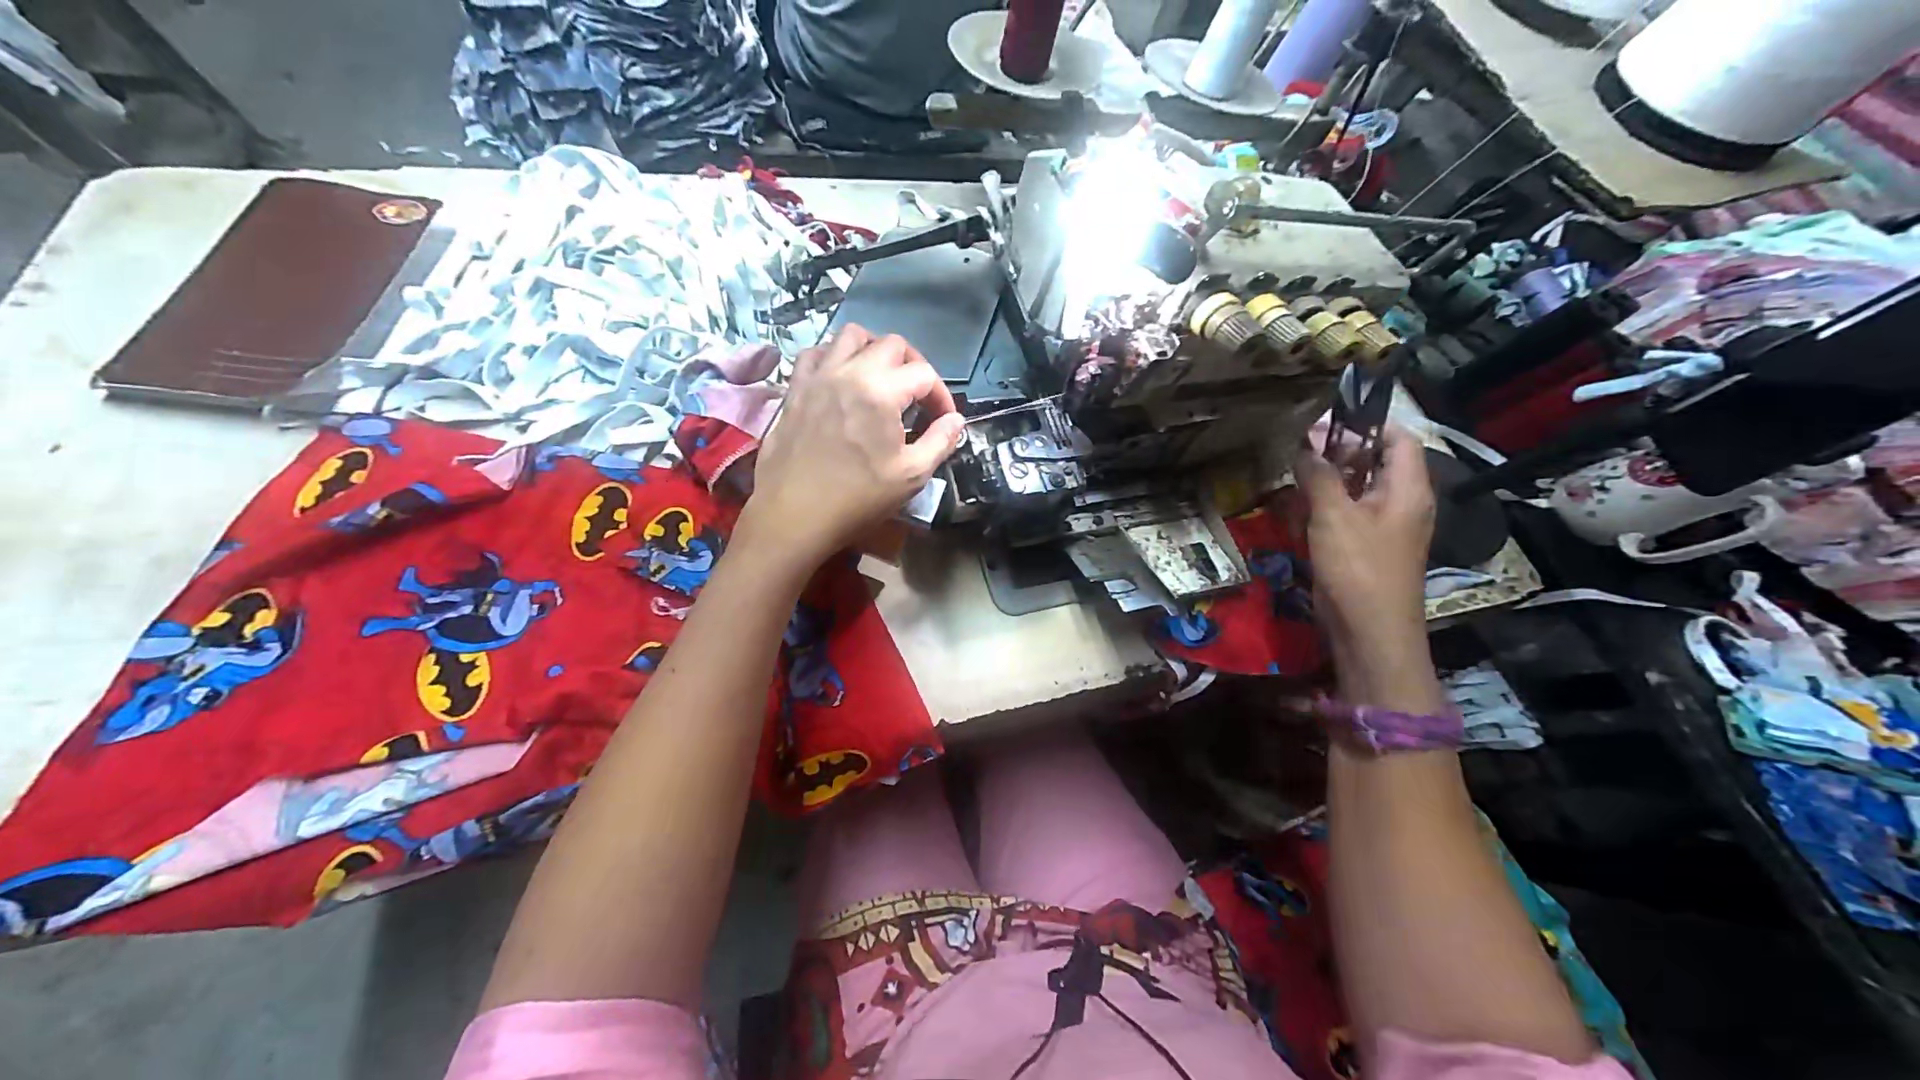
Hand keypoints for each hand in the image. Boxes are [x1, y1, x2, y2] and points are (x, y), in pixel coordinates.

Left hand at [743, 325, 965, 569]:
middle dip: (913, 366)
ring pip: (852, 336)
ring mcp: (818, 376)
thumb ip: (939, 442)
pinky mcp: (795, 388)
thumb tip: (955, 421)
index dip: (942, 395)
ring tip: (881, 378)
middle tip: (918, 397)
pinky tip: (841, 380)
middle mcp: (849, 372)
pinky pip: (816, 353)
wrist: (793, 514)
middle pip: (892, 344)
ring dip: (874, 350)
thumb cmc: (856, 499)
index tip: (943, 421)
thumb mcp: (911, 477)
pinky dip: (834, 357)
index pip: (925, 374)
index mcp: (881, 392)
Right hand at [1292, 426, 1433, 648]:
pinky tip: (1297, 510)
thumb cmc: (1358, 569)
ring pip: (1358, 489)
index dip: (1367, 423)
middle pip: (1376, 462)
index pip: (1398, 437)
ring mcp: (1385, 527)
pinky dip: (1325, 507)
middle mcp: (1403, 503)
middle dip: (1339, 451)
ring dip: (1327, 480)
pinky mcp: (1367, 548)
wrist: (1370, 633)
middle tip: (1300, 446)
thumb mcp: (1333, 516)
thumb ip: (1319, 476)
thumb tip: (1306, 443)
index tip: (1325, 419)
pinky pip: (1348, 515)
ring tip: (1292, 472)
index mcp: (1408, 489)